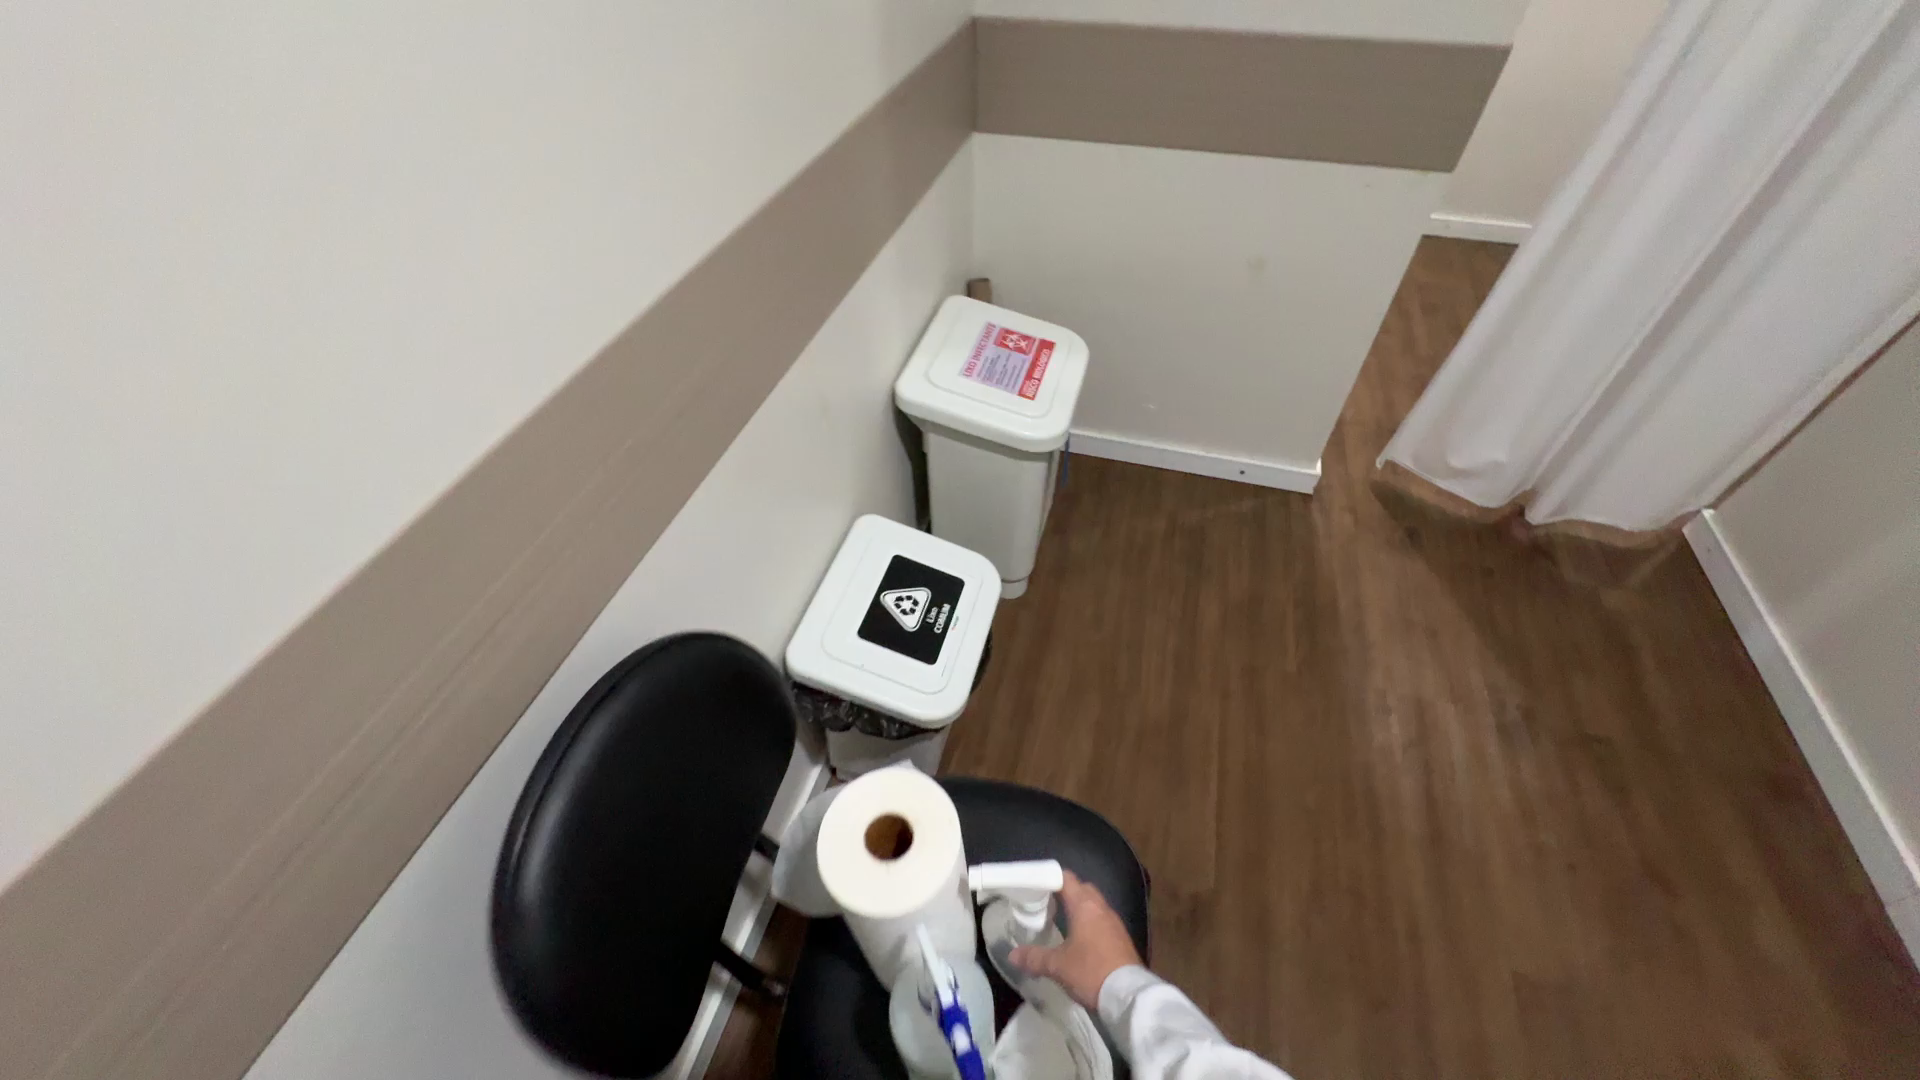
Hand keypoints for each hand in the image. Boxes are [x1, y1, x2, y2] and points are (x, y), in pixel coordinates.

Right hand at [1007, 870, 1141, 1009]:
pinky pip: (1103, 921)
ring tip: (1063, 921)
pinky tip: (1082, 940)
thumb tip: (1012, 955)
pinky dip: (1091, 924)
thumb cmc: (1090, 971)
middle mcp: (1101, 908)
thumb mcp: (1057, 966)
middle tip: (1048, 903)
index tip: (1036, 886)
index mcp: (1084, 906)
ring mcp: (1114, 923)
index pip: (1066, 878)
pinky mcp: (1122, 938)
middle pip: (1082, 888)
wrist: (1128, 996)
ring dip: (1080, 909)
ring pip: (1095, 905)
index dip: (1051, 878)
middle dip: (1066, 892)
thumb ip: (1034, 958)